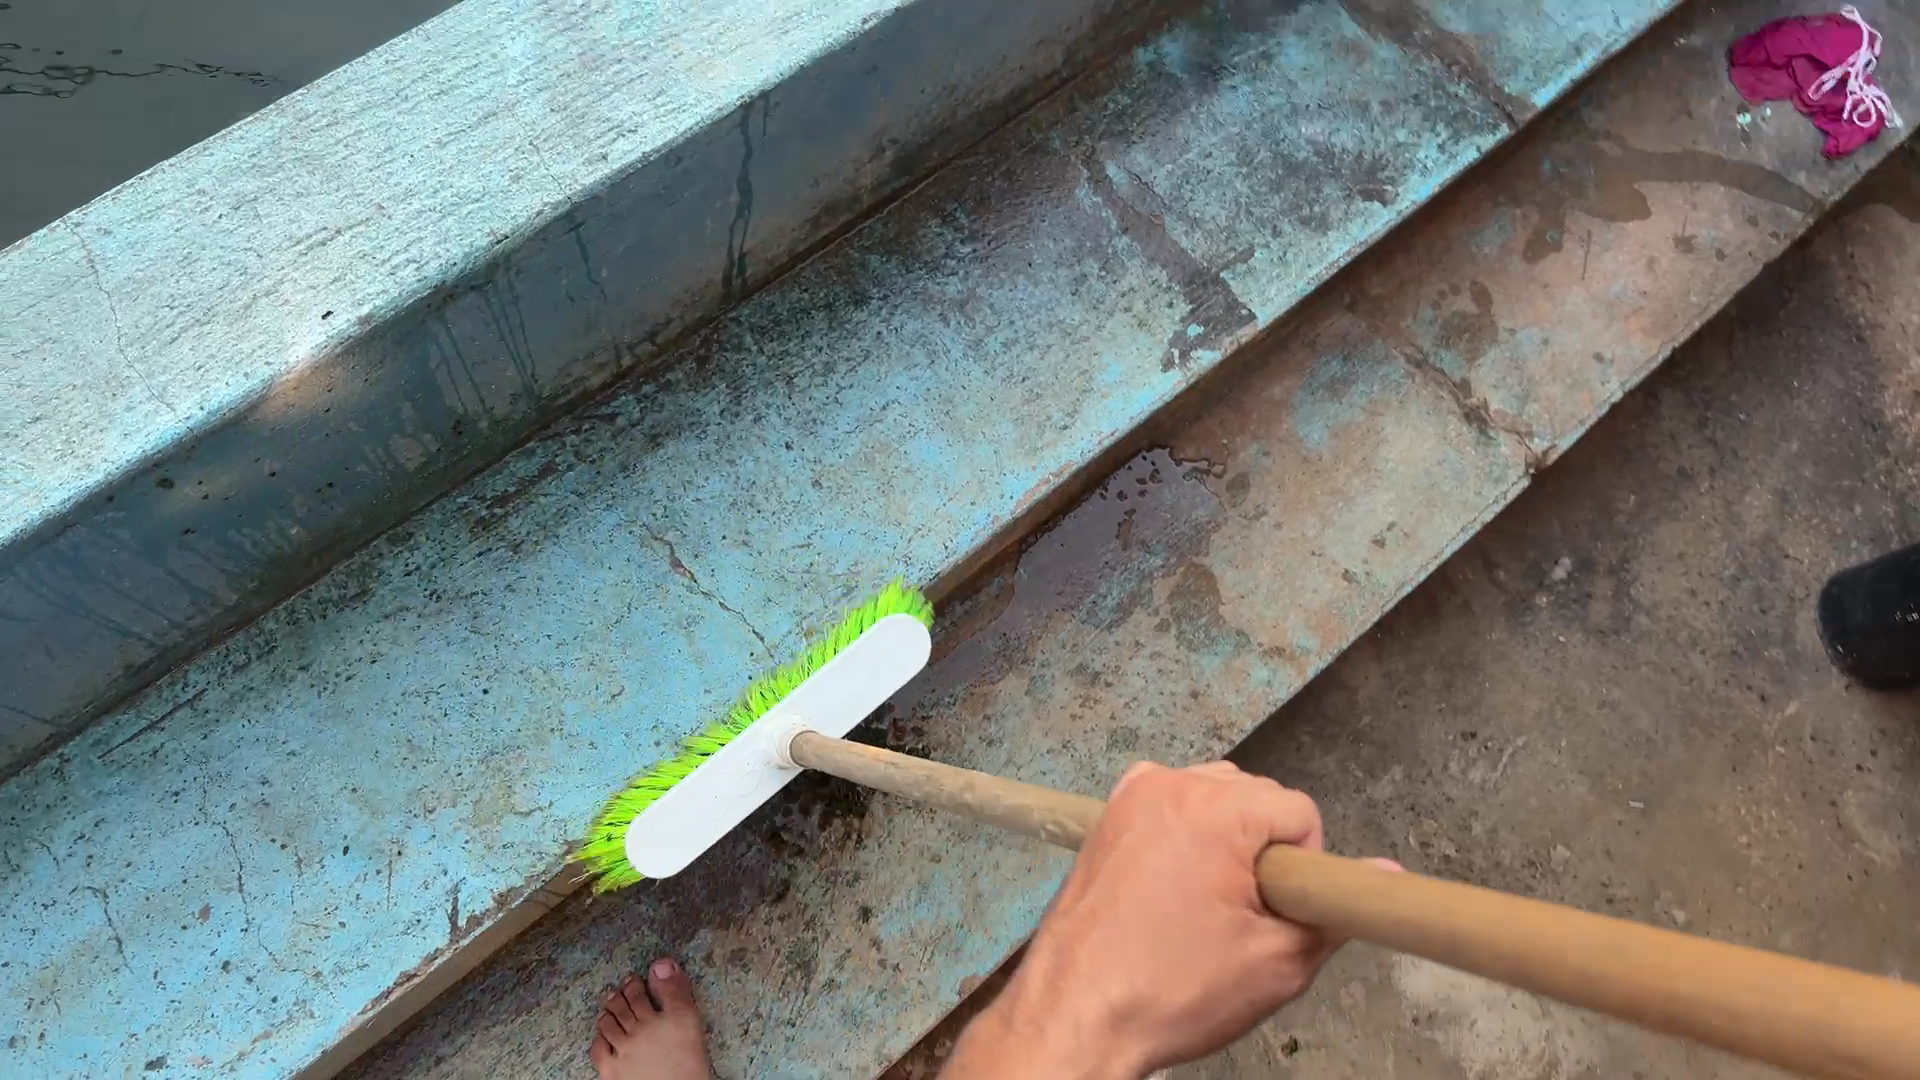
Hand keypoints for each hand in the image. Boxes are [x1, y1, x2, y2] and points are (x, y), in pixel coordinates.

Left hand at [944, 762, 1397, 1079]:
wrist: (1080, 1003)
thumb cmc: (1175, 986)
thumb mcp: (1277, 963)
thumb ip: (1333, 911)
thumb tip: (1387, 872)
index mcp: (1216, 809)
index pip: (1298, 809)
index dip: (1303, 863)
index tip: (1277, 907)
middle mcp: (1171, 782)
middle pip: (1253, 795)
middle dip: (1262, 846)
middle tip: (1241, 908)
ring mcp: (1134, 791)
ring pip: (1211, 793)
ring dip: (1224, 835)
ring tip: (1205, 899)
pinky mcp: (1110, 809)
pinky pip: (1170, 799)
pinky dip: (1184, 827)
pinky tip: (1173, 879)